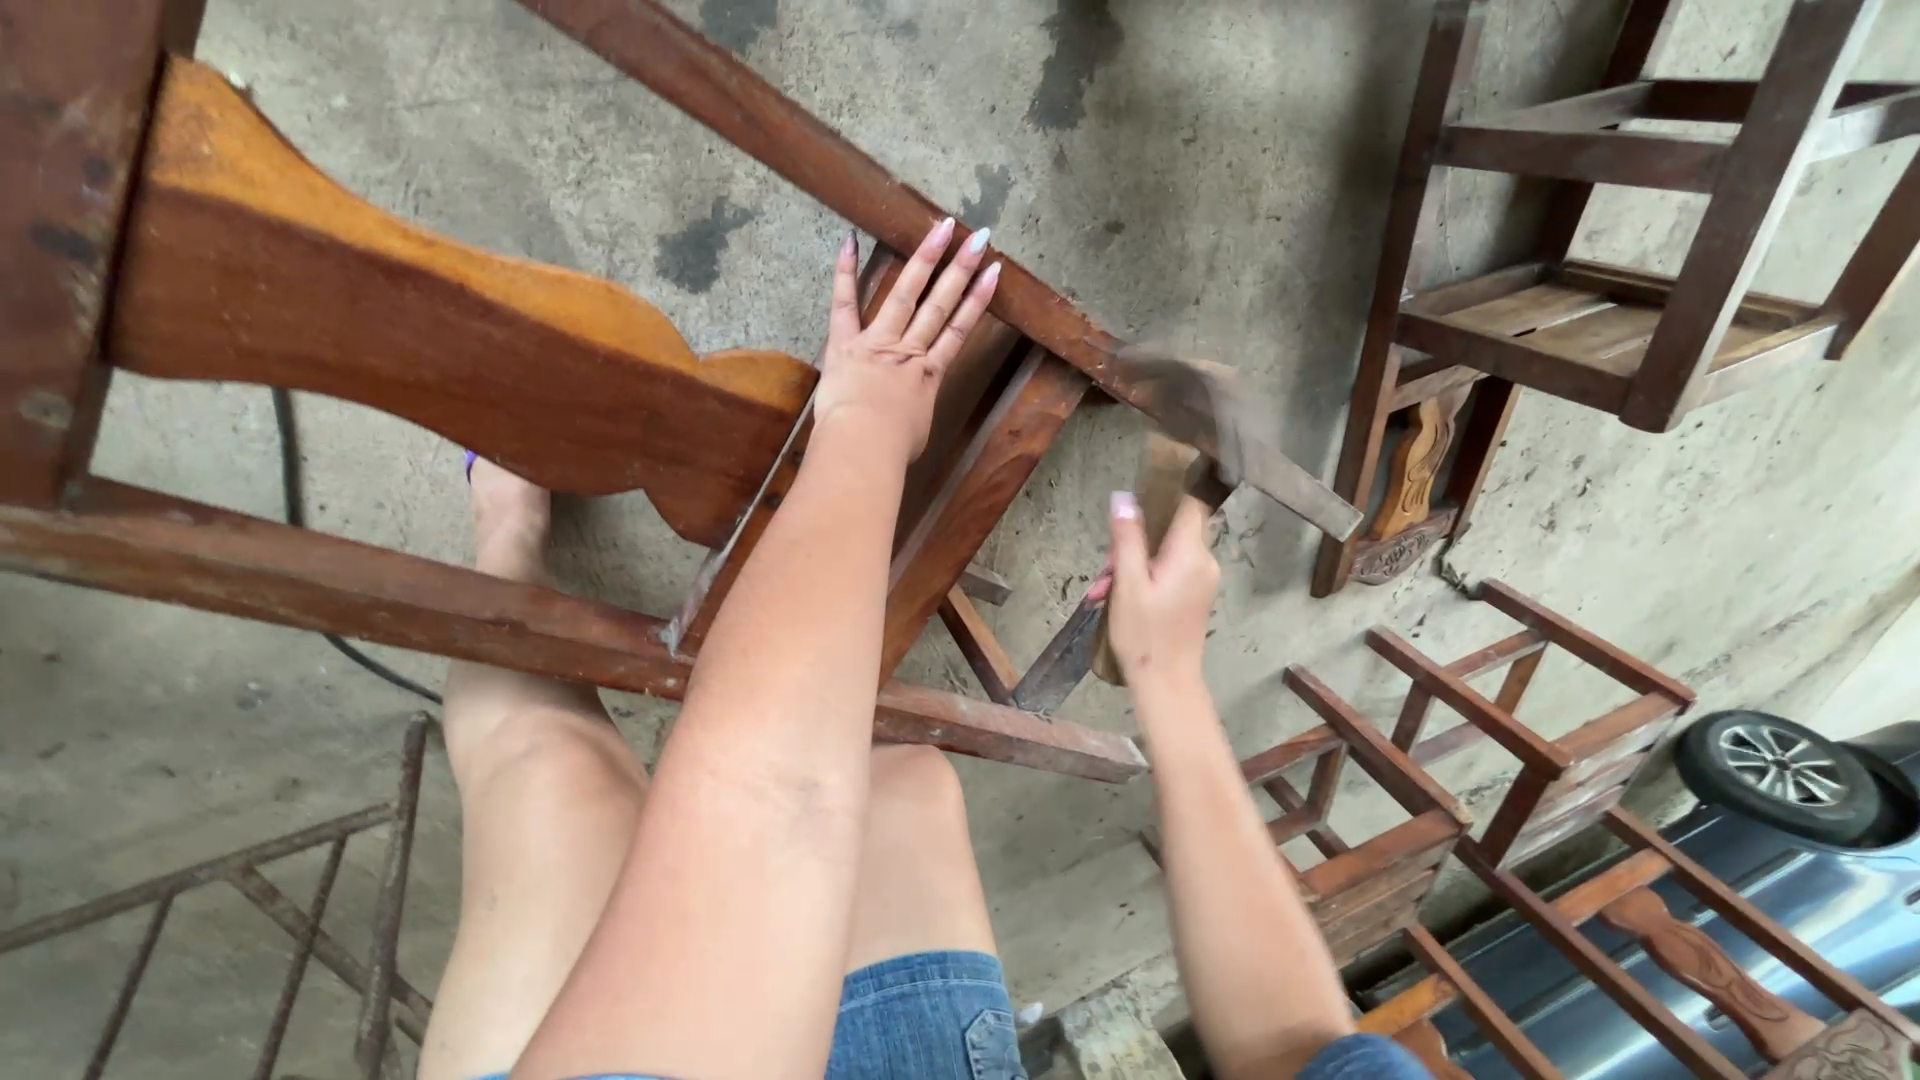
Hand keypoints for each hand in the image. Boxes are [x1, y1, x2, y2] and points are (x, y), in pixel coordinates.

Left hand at [815, 218, 1000, 458]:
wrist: (863, 446)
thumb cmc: (892, 451)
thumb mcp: (914, 433)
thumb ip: (913, 412)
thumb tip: (906, 414)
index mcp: (928, 375)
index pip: (958, 331)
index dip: (977, 301)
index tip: (993, 274)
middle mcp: (908, 351)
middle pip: (939, 304)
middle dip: (961, 270)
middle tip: (979, 238)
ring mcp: (878, 342)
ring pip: (906, 294)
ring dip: (925, 259)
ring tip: (943, 229)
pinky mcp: (844, 344)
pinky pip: (844, 303)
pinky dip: (845, 272)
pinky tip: (850, 239)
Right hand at [1107, 491, 1219, 684]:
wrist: (1166, 683)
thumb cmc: (1145, 635)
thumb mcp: (1127, 583)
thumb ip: (1127, 538)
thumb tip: (1123, 498)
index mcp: (1190, 554)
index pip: (1189, 503)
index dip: (1166, 493)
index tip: (1137, 499)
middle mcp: (1204, 562)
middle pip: (1169, 531)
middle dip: (1133, 542)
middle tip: (1105, 568)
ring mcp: (1201, 581)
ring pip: (1164, 553)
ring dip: (1132, 564)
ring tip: (1102, 590)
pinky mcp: (1194, 596)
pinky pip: (1169, 572)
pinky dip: (1143, 578)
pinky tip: (1116, 597)